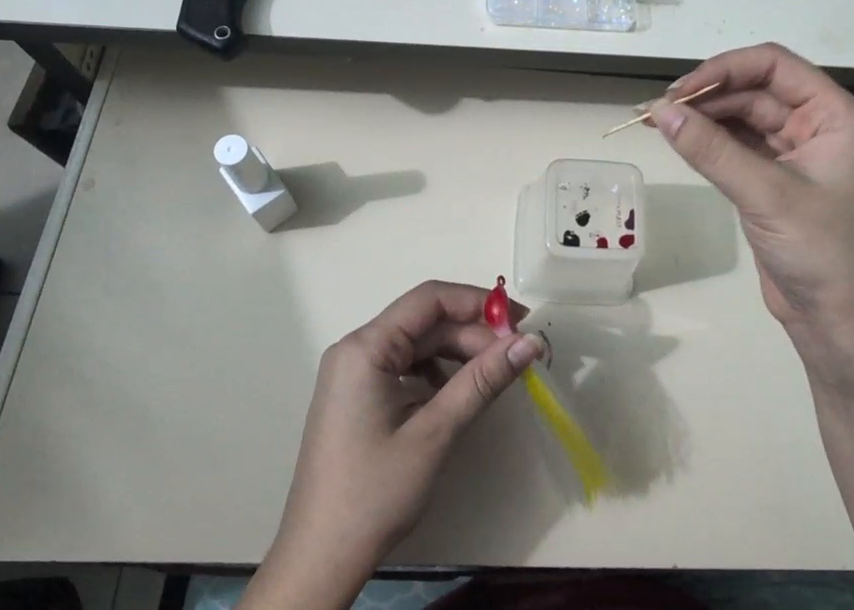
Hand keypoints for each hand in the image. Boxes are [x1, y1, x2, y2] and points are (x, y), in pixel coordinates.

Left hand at [245, 281, 545, 609]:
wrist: (322, 554)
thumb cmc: (375, 491)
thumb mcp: (435, 432)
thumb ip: (482, 381)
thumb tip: (531, 342)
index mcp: (365, 348)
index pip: (429, 299)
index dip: (479, 302)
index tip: (521, 322)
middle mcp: (356, 350)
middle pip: (425, 322)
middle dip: (474, 333)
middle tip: (518, 357)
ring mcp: (355, 374)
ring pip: (418, 345)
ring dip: (460, 353)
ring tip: (498, 375)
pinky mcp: (360, 396)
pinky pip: (407, 368)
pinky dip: (439, 374)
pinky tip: (462, 394)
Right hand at [650, 44, 853, 351]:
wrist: (838, 321)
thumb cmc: (820, 251)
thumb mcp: (765, 194)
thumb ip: (711, 149)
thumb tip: (659, 110)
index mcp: (835, 115)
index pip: (775, 65)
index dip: (726, 68)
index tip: (681, 91)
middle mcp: (818, 125)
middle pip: (755, 89)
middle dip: (708, 94)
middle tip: (657, 110)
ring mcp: (796, 152)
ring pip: (743, 116)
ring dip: (704, 117)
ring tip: (657, 121)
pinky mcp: (774, 179)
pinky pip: (738, 145)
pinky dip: (709, 141)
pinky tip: (678, 140)